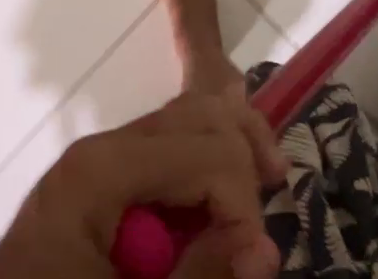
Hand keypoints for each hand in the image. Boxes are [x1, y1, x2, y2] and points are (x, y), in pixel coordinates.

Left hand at [0, 93, 286, 278]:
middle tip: (278, 192)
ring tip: (263, 181)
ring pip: (188, 119)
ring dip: (231, 145)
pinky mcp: (100, 181)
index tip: (256, 261)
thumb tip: (266, 251)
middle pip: (200, 115)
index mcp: (102, 171)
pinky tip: (222, 190)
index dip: (243, 203)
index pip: (206, 153)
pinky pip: (167, 149)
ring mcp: (99, 161)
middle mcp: (102, 149)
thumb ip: (199, 275)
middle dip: (246, 149)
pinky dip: (203, 162)